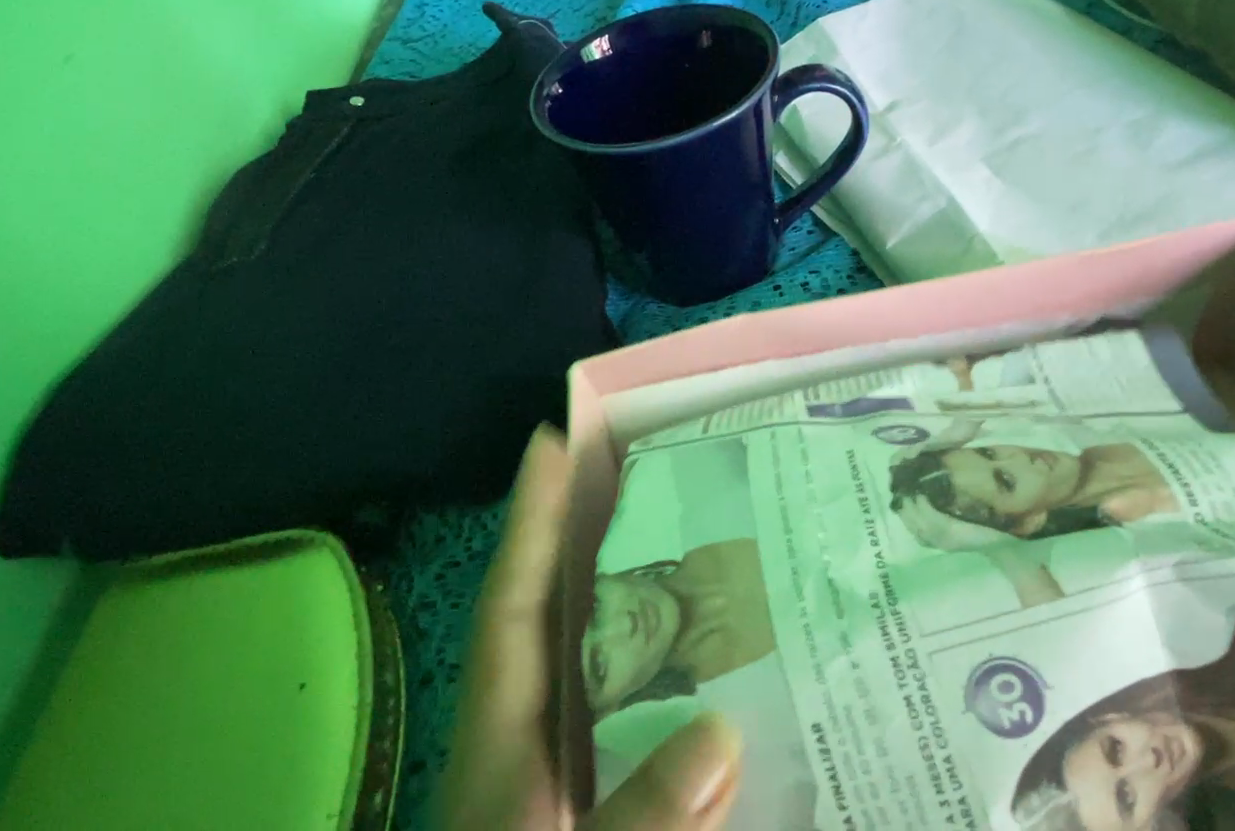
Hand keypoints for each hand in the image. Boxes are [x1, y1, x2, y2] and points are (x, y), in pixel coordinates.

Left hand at [436, 427, 743, 829]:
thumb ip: (636, 827)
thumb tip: (718, 736)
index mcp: (502, 739)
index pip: (514, 603)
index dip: (531, 520)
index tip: (552, 442)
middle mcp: (533, 738)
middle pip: (562, 612)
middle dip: (594, 537)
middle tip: (654, 471)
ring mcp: (567, 772)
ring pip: (607, 663)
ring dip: (647, 601)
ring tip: (706, 540)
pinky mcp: (604, 800)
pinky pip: (644, 720)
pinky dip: (678, 684)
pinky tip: (732, 675)